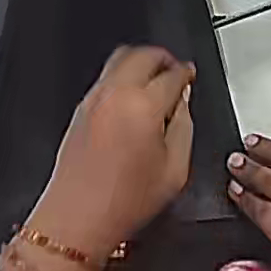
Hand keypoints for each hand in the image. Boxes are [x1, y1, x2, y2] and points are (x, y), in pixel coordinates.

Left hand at [28, 46, 195, 263]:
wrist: (79, 215)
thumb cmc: (124, 201)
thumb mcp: (175, 170)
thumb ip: (185, 127)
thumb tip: (183, 103)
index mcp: (144, 106)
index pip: (171, 74)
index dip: (186, 72)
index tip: (190, 75)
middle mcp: (116, 93)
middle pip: (143, 54)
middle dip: (164, 58)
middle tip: (175, 69)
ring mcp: (95, 96)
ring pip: (121, 57)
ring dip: (141, 61)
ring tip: (155, 76)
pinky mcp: (82, 105)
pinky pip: (106, 75)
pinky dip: (123, 74)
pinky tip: (133, 93)